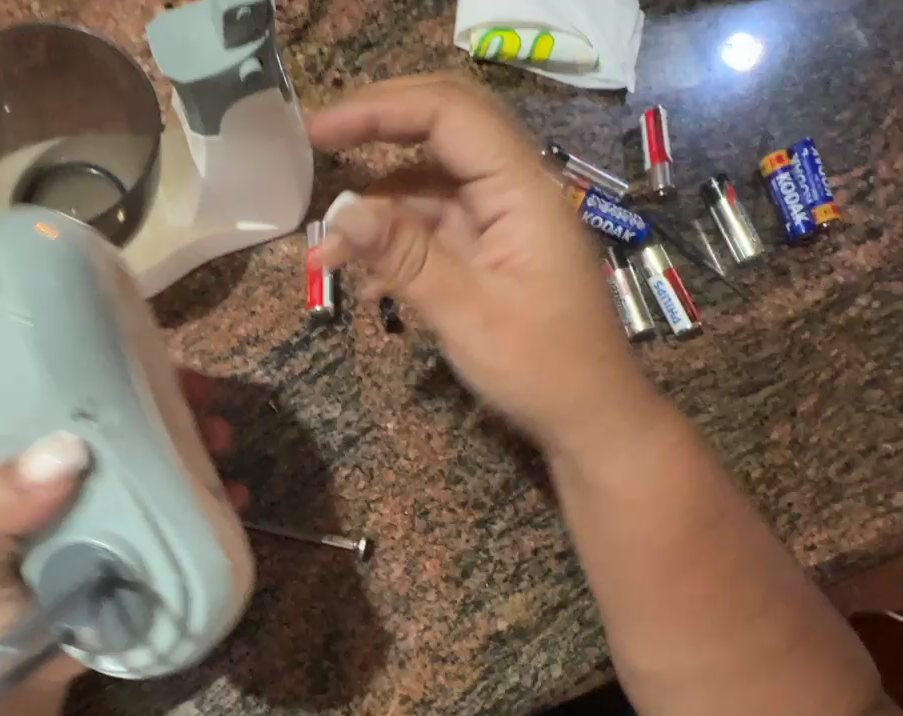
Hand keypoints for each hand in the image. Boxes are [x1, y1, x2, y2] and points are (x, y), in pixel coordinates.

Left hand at [0, 374, 243, 715]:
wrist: (5, 692)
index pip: (74, 407)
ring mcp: (111, 526)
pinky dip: (208, 511)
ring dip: (197, 456)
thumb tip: (70, 449)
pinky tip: (234, 505)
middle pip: (130, 436)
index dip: (115, 378)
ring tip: (228, 451)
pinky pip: (177, 527)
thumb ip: (0, 509)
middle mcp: (75, 490)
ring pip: (159, 477)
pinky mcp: (139, 563)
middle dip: (174, 414)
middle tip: (210, 411)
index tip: (158, 365)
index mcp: (30, 473)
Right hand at [308, 77, 652, 450]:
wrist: (589, 417)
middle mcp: (513, 193)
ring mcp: (503, 225)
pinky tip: (366, 286)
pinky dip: (397, 250)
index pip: (448, 115)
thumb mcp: (466, 314)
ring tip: (325, 257)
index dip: (379, 110)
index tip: (316, 130)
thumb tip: (340, 211)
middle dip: (374, 140)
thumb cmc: (540, 369)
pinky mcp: (492, 256)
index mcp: (521, 191)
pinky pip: (437, 234)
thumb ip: (405, 257)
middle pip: (439, 138)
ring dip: (377, 217)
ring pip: (430, 193)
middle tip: (312, 155)